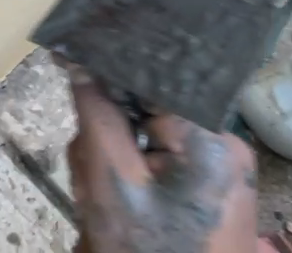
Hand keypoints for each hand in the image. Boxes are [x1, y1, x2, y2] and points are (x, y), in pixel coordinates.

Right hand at [66, 68, 270, 252]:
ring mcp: (223, 168)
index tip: (64, 62)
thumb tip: (78, 59)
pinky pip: (160, 154)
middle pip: (146, 103)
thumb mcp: (110, 176)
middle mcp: (227, 145)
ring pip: (147, 129)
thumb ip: (95, 109)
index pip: (147, 75)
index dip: (103, 67)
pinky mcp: (213, 186)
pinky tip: (119, 197)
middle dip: (106, 121)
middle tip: (86, 161)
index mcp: (212, 137)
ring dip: (113, 148)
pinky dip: (131, 167)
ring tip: (100, 190)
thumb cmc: (146, 249)